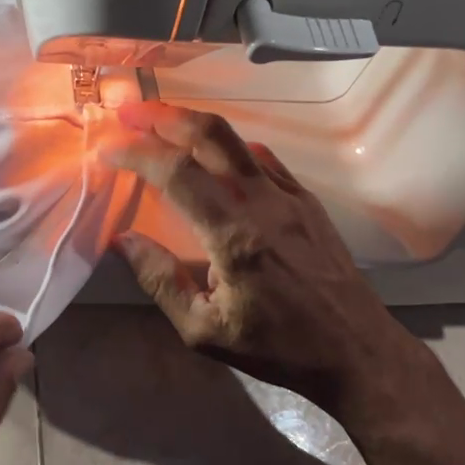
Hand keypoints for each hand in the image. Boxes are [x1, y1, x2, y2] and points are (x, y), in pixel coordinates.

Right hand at [104, 101, 429, 423]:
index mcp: (232, 234)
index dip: (136, 153)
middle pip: (209, 134)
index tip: (107, 149)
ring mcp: (289, 195)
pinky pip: (262, 159)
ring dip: (194, 125)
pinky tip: (214, 159)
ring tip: (161, 127)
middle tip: (128, 112)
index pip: (175, 172)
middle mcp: (262, 201)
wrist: (357, 351)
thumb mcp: (203, 330)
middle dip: (163, 115)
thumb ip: (161, 280)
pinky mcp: (307, 201)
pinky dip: (229, 149)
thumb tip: (124, 240)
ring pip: (236, 140)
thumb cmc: (277, 347)